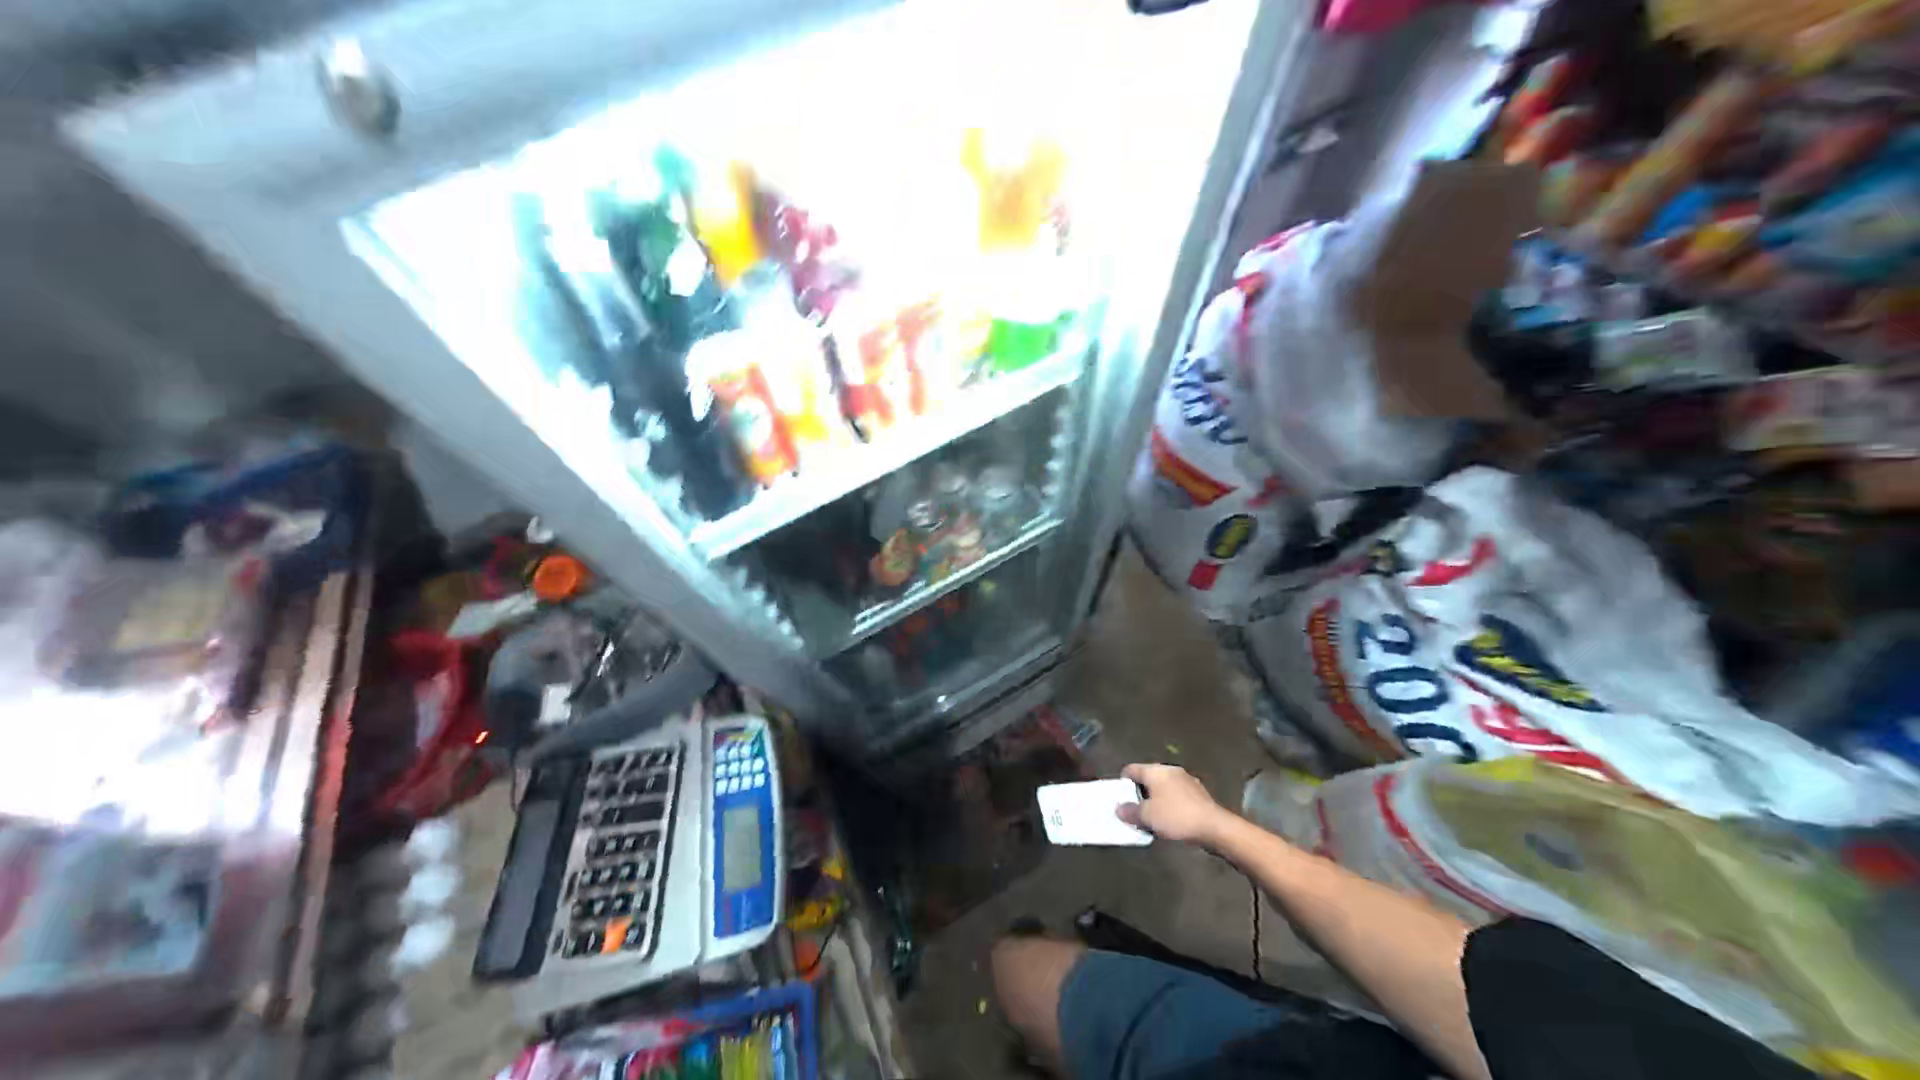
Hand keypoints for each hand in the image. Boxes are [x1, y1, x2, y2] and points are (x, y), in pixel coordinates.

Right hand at [1116, 763, 1232, 845]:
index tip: (1120, 797)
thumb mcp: (1147, 817)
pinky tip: (1171, 820)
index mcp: (1155, 771)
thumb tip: (1119, 809)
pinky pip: (1177, 795)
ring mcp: (1186, 780)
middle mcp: (1170, 770)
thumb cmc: (1176, 817)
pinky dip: (1171, 804)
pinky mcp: (1198, 793)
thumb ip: (1130, 811)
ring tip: (1152, 818)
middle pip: (1148, 778)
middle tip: (1135, 810)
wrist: (1214, 827)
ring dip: (1156, 799)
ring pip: (1163, 787)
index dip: (1122, 782)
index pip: (1131, 769)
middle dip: (1140, 793)